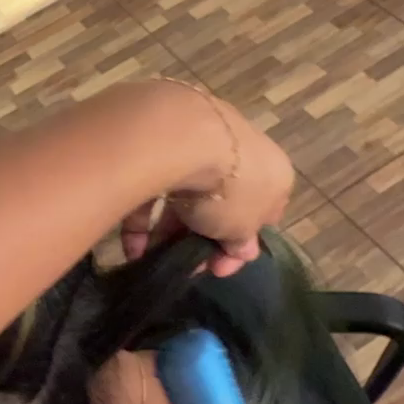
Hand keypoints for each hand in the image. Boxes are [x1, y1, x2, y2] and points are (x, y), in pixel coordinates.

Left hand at [120, 84, 292, 276]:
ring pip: (185, 192)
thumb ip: (242, 242)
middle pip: (221, 202)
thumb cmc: (227, 189)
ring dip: (169, 232)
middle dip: (202, 238)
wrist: (180, 136)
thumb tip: (244, 249)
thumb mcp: (242, 228)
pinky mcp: (158, 140)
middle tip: (188, 265)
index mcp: (272, 170)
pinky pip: (153, 184)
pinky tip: (132, 247)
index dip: (241, 244)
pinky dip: (144, 217)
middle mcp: (239, 149)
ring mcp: (199, 140)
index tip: (219, 266)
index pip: (262, 211)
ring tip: (154, 259)